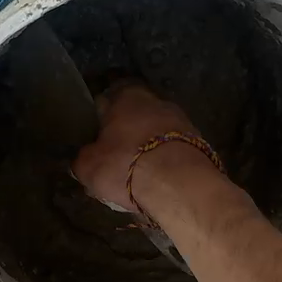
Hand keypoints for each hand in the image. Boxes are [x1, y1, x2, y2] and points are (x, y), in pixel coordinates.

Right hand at [72, 82, 207, 213]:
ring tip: (138, 174)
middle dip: (126, 134)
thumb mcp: (88, 166)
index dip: (99, 119)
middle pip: (135, 116)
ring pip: (156, 133)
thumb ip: (82, 159)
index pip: (107, 99)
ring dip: (148, 148)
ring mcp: (182, 120)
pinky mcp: (200, 142)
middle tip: (115, 158)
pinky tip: (158, 180)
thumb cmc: (125, 165)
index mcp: (126, 96)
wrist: (180, 184)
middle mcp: (156, 100)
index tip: (95, 138)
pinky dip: (166, 161)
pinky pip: (173, 150)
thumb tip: (83, 159)